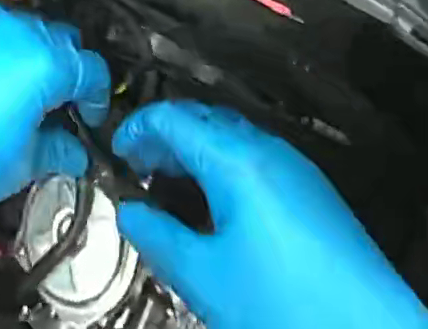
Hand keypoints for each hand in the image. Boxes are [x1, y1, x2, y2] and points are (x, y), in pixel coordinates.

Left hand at [0, 4, 109, 283]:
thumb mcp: (16, 167)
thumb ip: (56, 151)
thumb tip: (71, 150)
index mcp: (45, 61)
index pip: (93, 69)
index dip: (98, 99)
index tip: (90, 121)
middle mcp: (19, 30)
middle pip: (65, 43)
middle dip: (70, 74)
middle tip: (62, 111)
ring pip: (30, 33)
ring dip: (37, 60)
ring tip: (24, 101)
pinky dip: (5, 52)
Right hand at [113, 102, 427, 328]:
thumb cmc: (285, 309)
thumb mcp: (208, 279)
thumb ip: (159, 238)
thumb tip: (128, 211)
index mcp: (237, 157)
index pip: (174, 118)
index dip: (137, 128)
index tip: (115, 152)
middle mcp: (266, 147)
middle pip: (202, 120)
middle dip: (164, 137)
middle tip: (137, 168)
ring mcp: (294, 166)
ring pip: (229, 137)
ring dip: (193, 151)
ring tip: (169, 186)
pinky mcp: (312, 191)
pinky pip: (253, 158)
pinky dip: (220, 166)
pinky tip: (214, 205)